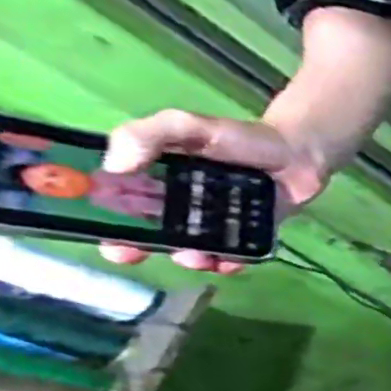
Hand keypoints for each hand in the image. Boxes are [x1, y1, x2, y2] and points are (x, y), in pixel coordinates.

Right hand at [99, 109, 323, 273]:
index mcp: (154, 177)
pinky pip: (234, 255)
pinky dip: (229, 263)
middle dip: (135, 247)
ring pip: (192, 247)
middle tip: (132, 253)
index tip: (92, 229)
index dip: (99, 216)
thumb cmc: (241, 137)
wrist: (298, 154)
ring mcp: (215, 221)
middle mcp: (180, 202)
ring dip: (187, 258)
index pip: (116, 198)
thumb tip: (114, 165)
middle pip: (149, 230)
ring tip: (192, 257)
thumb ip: (147, 135)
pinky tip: (227, 263)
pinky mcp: (249, 233)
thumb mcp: (187, 127)